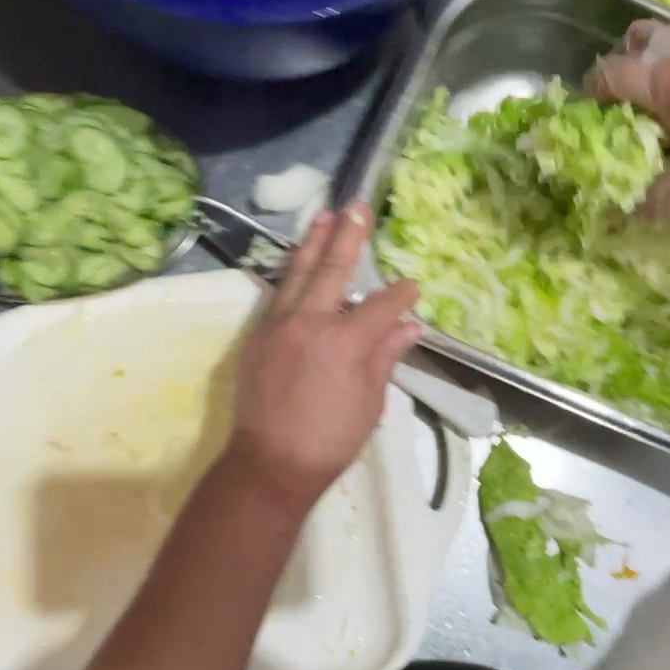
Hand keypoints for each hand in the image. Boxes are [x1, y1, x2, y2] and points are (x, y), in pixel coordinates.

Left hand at [220, 203, 422, 512]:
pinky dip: (292, 274)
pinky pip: (279, 294)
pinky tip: (298, 262)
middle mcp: (311, 322)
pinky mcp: (258, 336)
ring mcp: (279, 325)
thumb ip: (386, 356)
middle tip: (357, 206)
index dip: (400, 295)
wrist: (270, 463)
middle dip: (349, 237)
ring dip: (313, 243)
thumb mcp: (371, 401)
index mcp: (346, 342)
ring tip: (324, 216)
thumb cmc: (330, 439)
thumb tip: (408, 327)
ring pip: (298, 274)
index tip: (412, 288)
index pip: (381, 305)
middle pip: (333, 270)